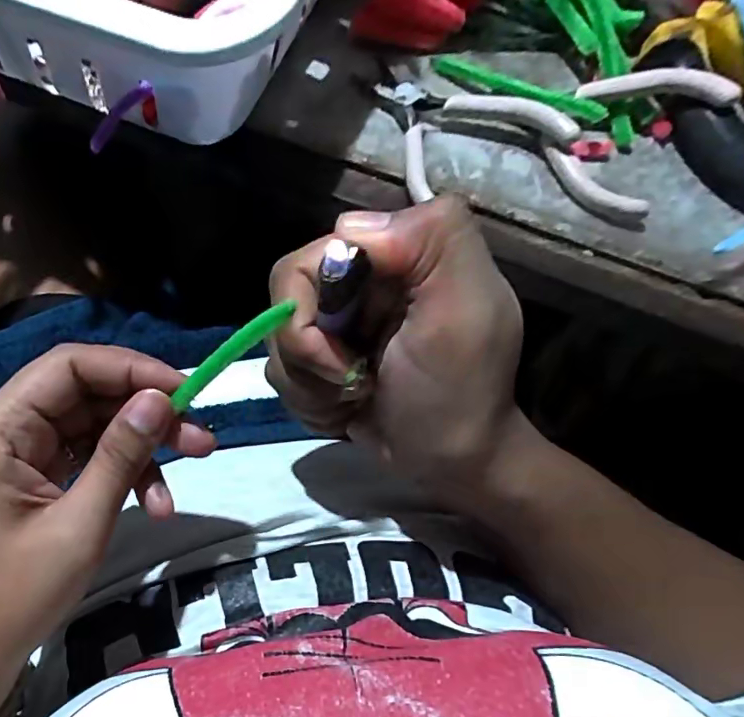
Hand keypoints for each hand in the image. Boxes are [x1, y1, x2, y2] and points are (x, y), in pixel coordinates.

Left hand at [0, 346, 215, 716]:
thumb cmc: (23, 592)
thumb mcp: (81, 523)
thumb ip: (120, 456)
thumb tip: (159, 399)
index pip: (67, 367)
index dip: (130, 369)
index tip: (183, 390)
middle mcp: (6, 429)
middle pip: (87, 394)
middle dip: (146, 413)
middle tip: (201, 439)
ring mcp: (22, 454)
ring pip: (94, 425)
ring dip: (144, 449)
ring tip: (188, 475)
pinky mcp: (38, 477)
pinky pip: (89, 457)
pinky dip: (125, 474)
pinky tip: (154, 504)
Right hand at [267, 197, 530, 490]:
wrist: (450, 462)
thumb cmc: (459, 391)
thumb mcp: (466, 307)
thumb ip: (433, 239)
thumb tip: (349, 226)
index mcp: (391, 257)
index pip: (306, 263)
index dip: (307, 315)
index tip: (344, 359)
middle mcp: (358, 284)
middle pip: (284, 304)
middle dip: (308, 358)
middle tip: (350, 385)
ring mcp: (336, 327)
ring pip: (278, 347)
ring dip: (311, 387)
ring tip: (356, 398)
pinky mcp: (322, 366)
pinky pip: (284, 377)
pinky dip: (312, 404)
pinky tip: (348, 411)